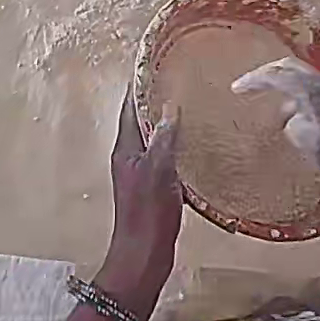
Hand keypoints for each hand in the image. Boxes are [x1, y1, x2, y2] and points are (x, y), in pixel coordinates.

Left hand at [97, 90, 183, 317]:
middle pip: (140, 120)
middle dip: (154, 99)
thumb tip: (170, 108)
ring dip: (165, 120)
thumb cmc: (147, 215)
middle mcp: (130, 157)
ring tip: (187, 102)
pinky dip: (175, 142)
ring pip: (153, 137)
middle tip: (175, 78)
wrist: (143, 256)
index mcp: (125, 150)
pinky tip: (193, 141)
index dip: (138, 87)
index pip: (130, 109)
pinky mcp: (155, 185)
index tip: (150, 64)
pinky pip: (164, 154)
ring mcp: (141, 172)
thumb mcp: (157, 173)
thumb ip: (163, 140)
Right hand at [232, 58, 319, 195]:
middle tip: (251, 90)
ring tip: (274, 113)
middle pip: (294, 71)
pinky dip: (303, 102)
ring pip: (307, 83)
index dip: (256, 79)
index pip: (281, 75)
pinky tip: (301, 123)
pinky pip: (319, 95)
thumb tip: (291, 120)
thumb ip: (299, 132)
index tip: (238, 89)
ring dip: (288, 92)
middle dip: (269, 78)